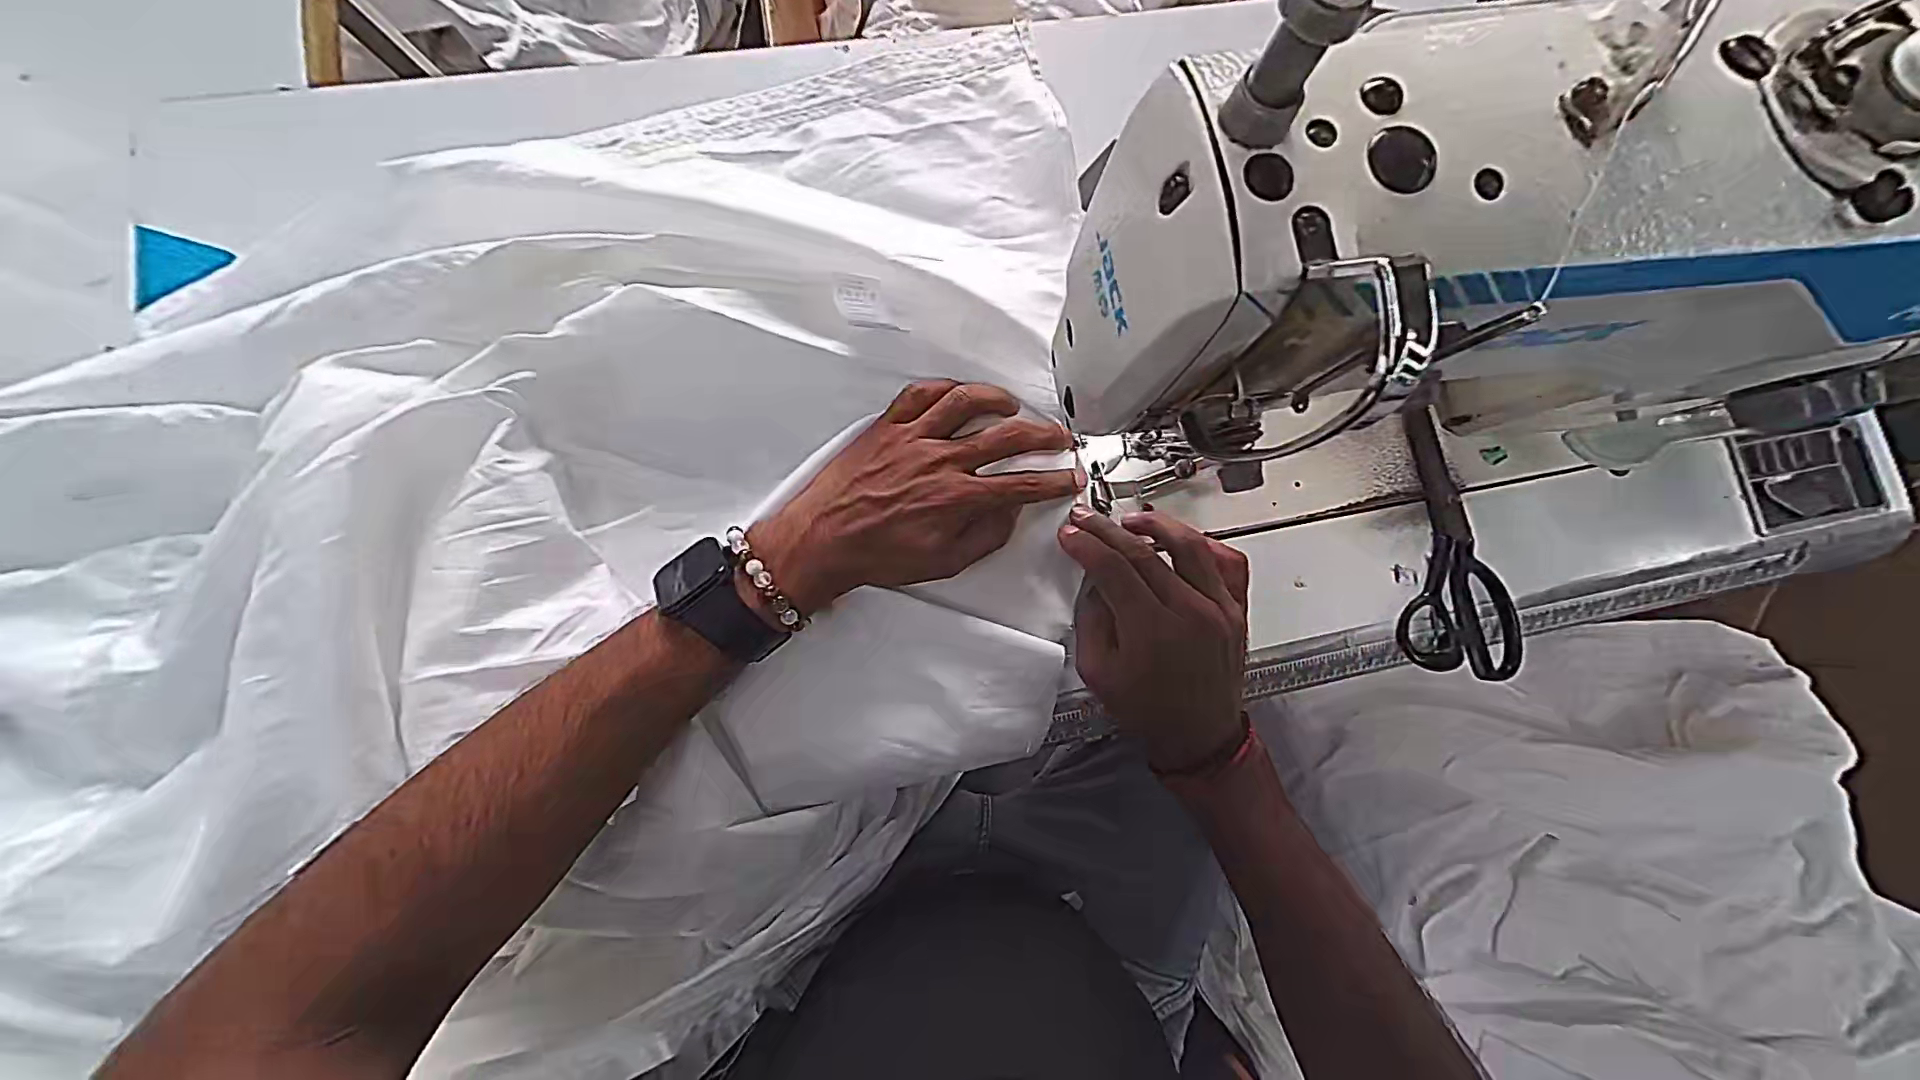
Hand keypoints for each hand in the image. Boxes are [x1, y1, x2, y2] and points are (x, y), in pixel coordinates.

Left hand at [749, 380, 1083, 613]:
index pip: (1020, 483)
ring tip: (1012, 406)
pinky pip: (921, 394)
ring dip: (998, 400)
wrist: (822, 541)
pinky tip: (957, 392)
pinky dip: (945, 387)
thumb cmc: (873, 554)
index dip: (1052, 480)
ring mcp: (912, 439)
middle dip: (1043, 435)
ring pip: (966, 403)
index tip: (1065, 477)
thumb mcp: (942, 562)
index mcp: (956, 498)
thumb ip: (984, 536)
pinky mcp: (887, 427)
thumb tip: (1007, 514)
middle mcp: (938, 462)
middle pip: (1006, 436)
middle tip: (1056, 437)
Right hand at [1057, 506, 1249, 772]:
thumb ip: (1091, 622)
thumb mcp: (1098, 673)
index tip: (1072, 535)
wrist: (1199, 737)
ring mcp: (1219, 609)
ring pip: (1189, 544)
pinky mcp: (1236, 610)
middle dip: (1107, 530)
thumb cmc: (1151, 713)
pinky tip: (1182, 540)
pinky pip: (1227, 561)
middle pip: (1144, 550)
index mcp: (1152, 631)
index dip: (1087, 544)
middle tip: (1088, 520)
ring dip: (1156, 524)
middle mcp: (1190, 614)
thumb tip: (1093, 582)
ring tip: (1132, 520)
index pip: (1113, 568)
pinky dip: (1204, 543)